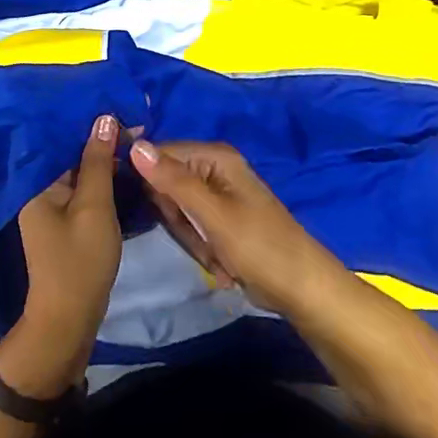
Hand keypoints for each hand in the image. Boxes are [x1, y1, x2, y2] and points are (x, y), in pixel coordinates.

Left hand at [0, 115, 123, 398]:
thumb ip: (98, 163)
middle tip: (135, 126)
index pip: (62, 141)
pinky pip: (81, 193)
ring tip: (133, 142)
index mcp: (34, 182)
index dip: (92, 127)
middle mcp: (37, 190)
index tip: (124, 112)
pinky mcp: (62, 224)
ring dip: (102, 162)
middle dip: (99, 142)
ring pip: (78, 175)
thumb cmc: (80, 261)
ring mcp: (49, 209)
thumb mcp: (94, 207)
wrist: (69, 321)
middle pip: (69, 156)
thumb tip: (104, 118)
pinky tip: (122, 173)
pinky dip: (100, 183)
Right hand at [130, 140, 326, 315]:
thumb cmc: (261, 248)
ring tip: (214, 253)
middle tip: (201, 237)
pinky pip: (189, 226)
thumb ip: (173, 180)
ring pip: (174, 210)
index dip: (153, 184)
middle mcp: (213, 167)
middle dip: (177, 218)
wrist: (302, 291)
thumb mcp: (213, 215)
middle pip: (164, 184)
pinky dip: (200, 246)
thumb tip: (134, 146)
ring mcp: (216, 194)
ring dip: (189, 237)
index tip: (167, 212)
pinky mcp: (218, 218)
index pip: (157, 155)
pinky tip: (220, 261)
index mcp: (215, 156)